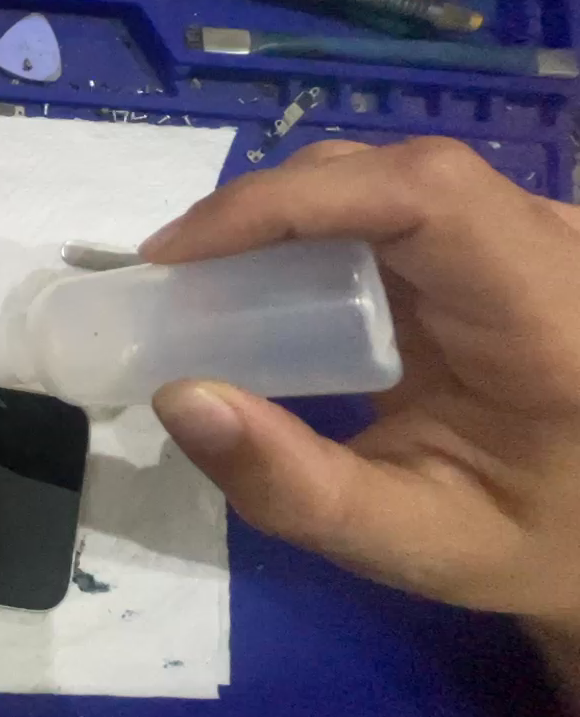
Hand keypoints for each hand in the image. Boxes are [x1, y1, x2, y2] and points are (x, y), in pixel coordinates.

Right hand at [140, 139, 579, 645]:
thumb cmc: (523, 542)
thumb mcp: (402, 539)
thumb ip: (287, 484)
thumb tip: (176, 394)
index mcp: (556, 321)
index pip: (421, 197)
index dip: (283, 203)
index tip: (175, 256)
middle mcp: (559, 255)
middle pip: (389, 174)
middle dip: (259, 210)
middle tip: (175, 274)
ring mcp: (531, 242)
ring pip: (379, 177)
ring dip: (273, 215)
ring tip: (204, 276)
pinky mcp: (492, 248)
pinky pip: (379, 204)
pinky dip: (297, 226)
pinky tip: (257, 276)